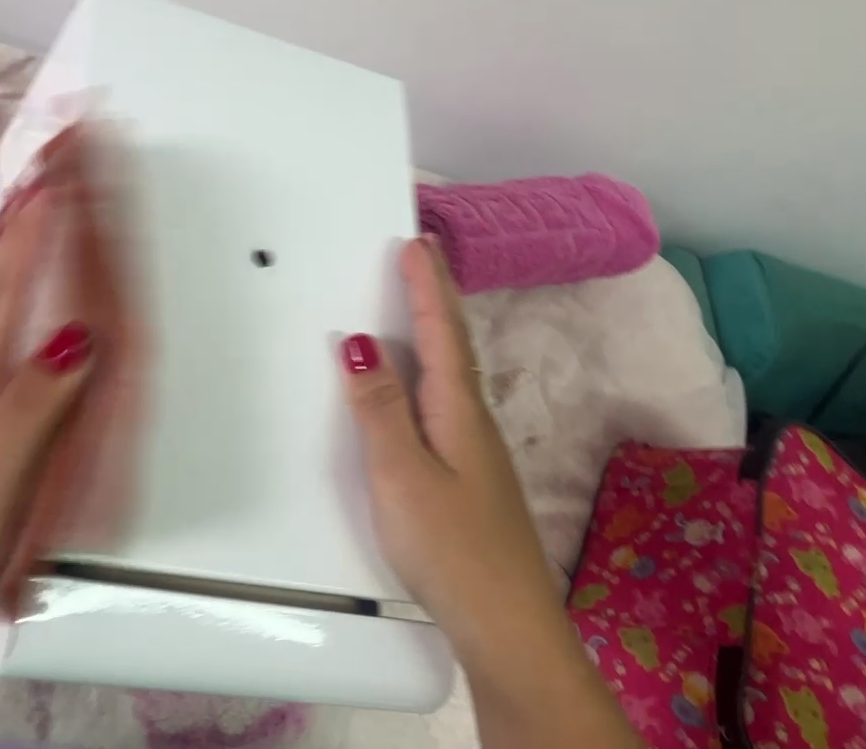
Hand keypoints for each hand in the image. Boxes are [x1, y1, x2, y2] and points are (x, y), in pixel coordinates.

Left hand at [0, 182, 94, 630]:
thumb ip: (35, 406)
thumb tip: (81, 334)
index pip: (18, 269)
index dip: (46, 208)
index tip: (69, 153)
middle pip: (12, 258)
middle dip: (40, 197)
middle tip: (61, 143)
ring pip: (9, 279)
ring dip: (30, 224)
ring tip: (46, 180)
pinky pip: (12, 313)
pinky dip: (21, 272)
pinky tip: (25, 269)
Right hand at [337, 236, 561, 660]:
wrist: (505, 624)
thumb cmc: (451, 547)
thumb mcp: (401, 474)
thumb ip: (379, 410)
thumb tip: (359, 345)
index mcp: (456, 411)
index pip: (440, 332)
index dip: (427, 286)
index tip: (417, 241)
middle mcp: (470, 421)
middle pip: (451, 344)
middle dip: (433, 297)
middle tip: (417, 258)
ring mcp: (472, 448)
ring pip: (448, 372)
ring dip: (432, 330)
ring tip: (413, 303)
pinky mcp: (465, 473)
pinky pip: (441, 399)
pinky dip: (427, 370)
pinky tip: (416, 384)